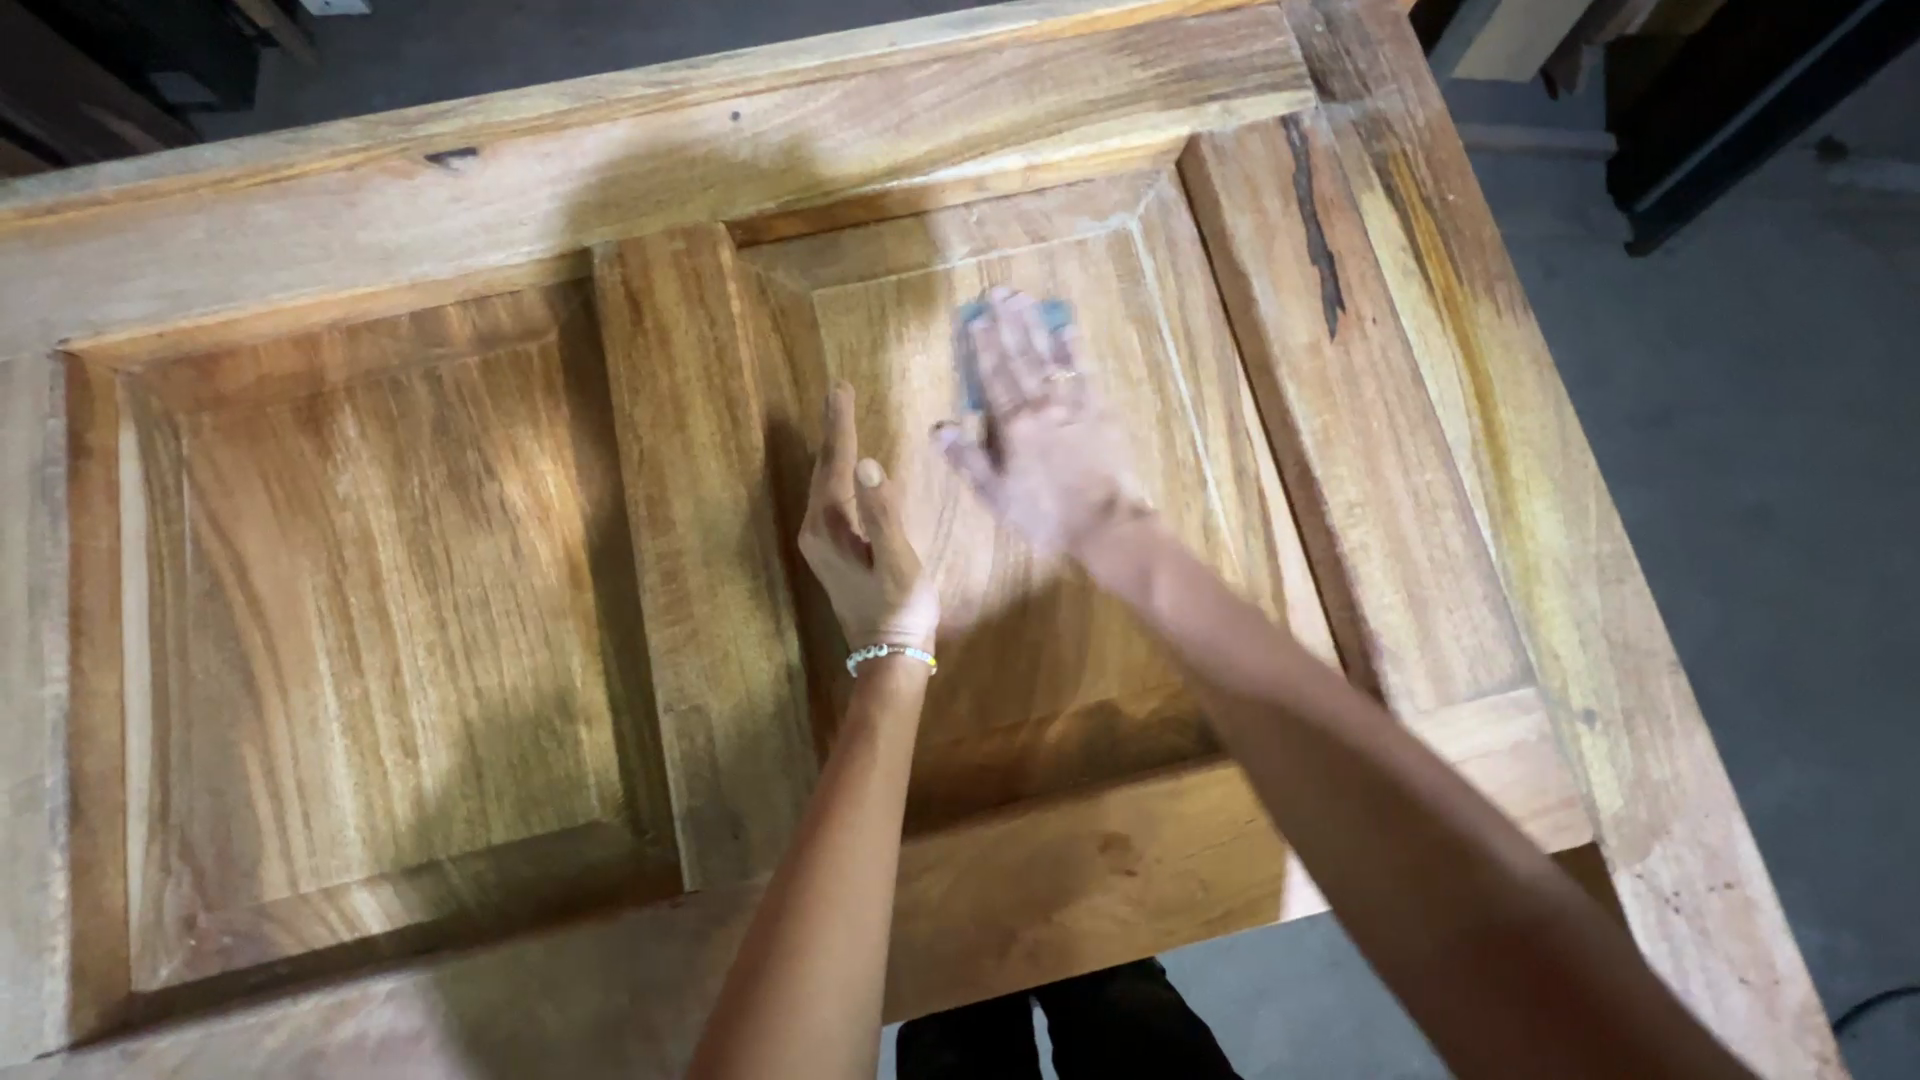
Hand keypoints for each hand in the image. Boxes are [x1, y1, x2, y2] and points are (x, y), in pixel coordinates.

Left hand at [798, 383, 940, 652]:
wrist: (889, 655)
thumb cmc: (899, 609)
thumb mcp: (897, 561)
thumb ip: (884, 513)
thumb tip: (869, 463)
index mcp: (829, 528)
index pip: (835, 465)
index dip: (840, 427)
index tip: (841, 388)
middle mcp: (816, 531)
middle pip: (823, 470)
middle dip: (833, 431)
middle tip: (839, 391)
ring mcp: (821, 543)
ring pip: (825, 484)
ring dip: (834, 450)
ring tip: (842, 418)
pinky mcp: (832, 551)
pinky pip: (832, 499)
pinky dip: (839, 473)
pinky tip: (848, 467)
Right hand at [932, 287, 1151, 557]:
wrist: (1106, 523)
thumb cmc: (1045, 515)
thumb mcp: (996, 494)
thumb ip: (967, 458)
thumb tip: (939, 426)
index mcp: (1014, 424)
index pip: (994, 375)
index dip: (983, 344)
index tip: (975, 316)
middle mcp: (1042, 403)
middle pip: (1021, 355)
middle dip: (1007, 321)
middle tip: (997, 291)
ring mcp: (1075, 402)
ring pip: (1051, 355)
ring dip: (1036, 324)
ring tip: (1023, 298)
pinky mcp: (1101, 409)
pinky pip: (1084, 369)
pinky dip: (1074, 346)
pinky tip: (1067, 327)